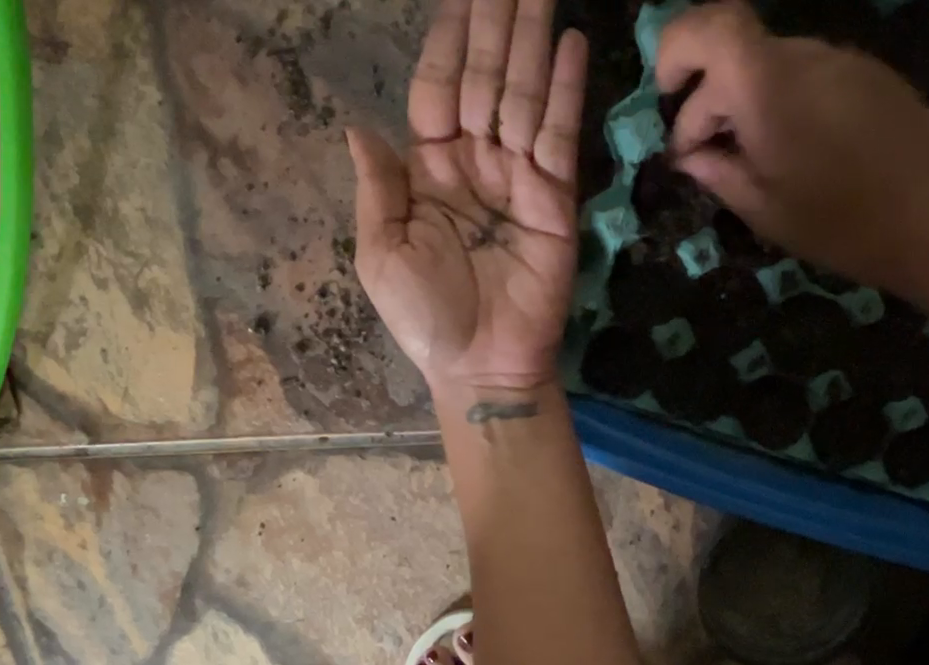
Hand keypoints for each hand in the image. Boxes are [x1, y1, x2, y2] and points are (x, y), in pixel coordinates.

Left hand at [348, 0, 587, 396]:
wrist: (479, 367)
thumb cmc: (425, 317)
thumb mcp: (382, 254)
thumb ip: (379, 189)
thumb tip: (358, 128)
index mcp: (428, 172)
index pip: (439, 91)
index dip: (448, 44)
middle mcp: (475, 165)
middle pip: (484, 81)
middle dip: (495, 26)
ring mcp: (518, 180)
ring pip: (522, 97)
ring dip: (530, 42)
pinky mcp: (555, 203)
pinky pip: (558, 137)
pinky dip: (565, 92)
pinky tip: (571, 45)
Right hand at [656, 1, 928, 294]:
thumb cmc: (842, 225)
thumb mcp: (764, 210)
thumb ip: (719, 172)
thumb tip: (692, 155)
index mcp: (768, 86)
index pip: (709, 27)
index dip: (677, 51)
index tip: (669, 98)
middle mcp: (805, 57)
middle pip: (738, 55)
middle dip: (709, 102)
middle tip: (705, 162)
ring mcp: (844, 61)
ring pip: (773, 68)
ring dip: (748, 106)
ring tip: (755, 164)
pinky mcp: (872, 76)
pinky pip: (810, 78)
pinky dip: (786, 105)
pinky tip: (799, 156)